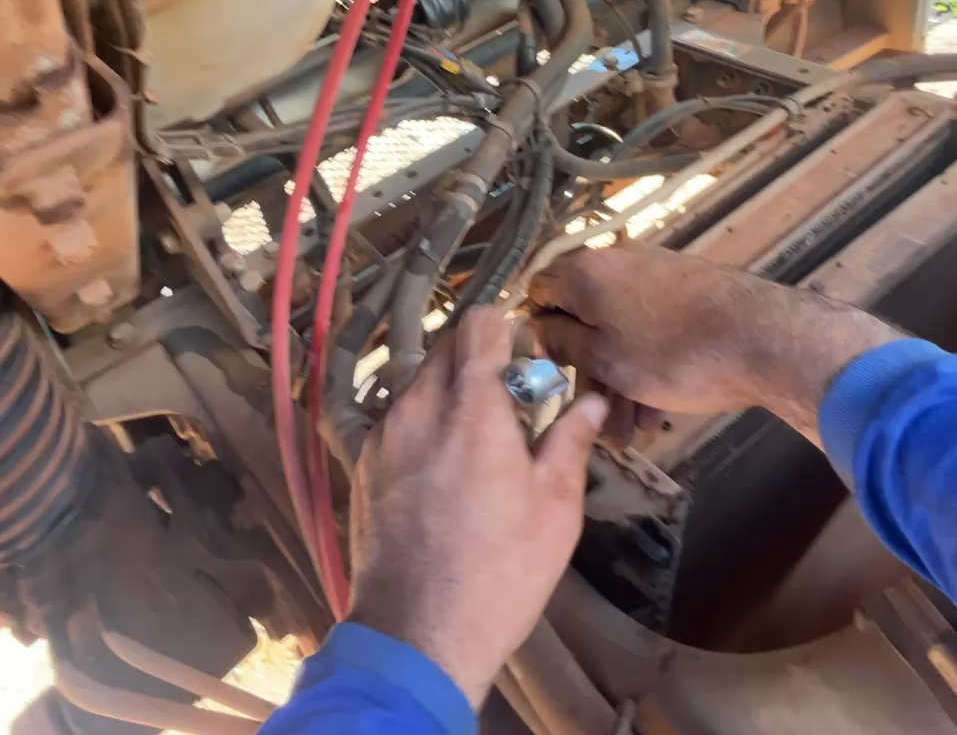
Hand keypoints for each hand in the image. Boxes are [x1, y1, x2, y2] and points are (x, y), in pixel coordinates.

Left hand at [346, 307, 608, 705]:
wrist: (415, 632)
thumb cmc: (500, 572)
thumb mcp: (554, 509)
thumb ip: (569, 440)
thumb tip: (592, 399)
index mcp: (472, 409)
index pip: (479, 325)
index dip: (503, 324)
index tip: (522, 348)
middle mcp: (420, 406)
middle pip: (445, 345)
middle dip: (477, 353)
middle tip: (506, 393)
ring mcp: (385, 431)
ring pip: (419, 378)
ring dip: (448, 385)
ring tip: (474, 433)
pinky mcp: (363, 458)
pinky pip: (397, 413)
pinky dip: (422, 416)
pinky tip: (440, 462)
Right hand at [526, 244, 901, 440]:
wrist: (763, 337)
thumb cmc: (669, 353)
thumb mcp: (602, 358)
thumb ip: (560, 340)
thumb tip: (535, 326)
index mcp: (583, 271)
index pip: (537, 291)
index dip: (537, 332)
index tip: (551, 370)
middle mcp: (613, 261)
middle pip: (582, 315)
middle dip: (586, 370)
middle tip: (595, 417)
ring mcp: (653, 271)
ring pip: (619, 327)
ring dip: (618, 377)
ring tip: (633, 430)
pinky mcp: (686, 287)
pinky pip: (649, 324)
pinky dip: (645, 361)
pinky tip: (656, 410)